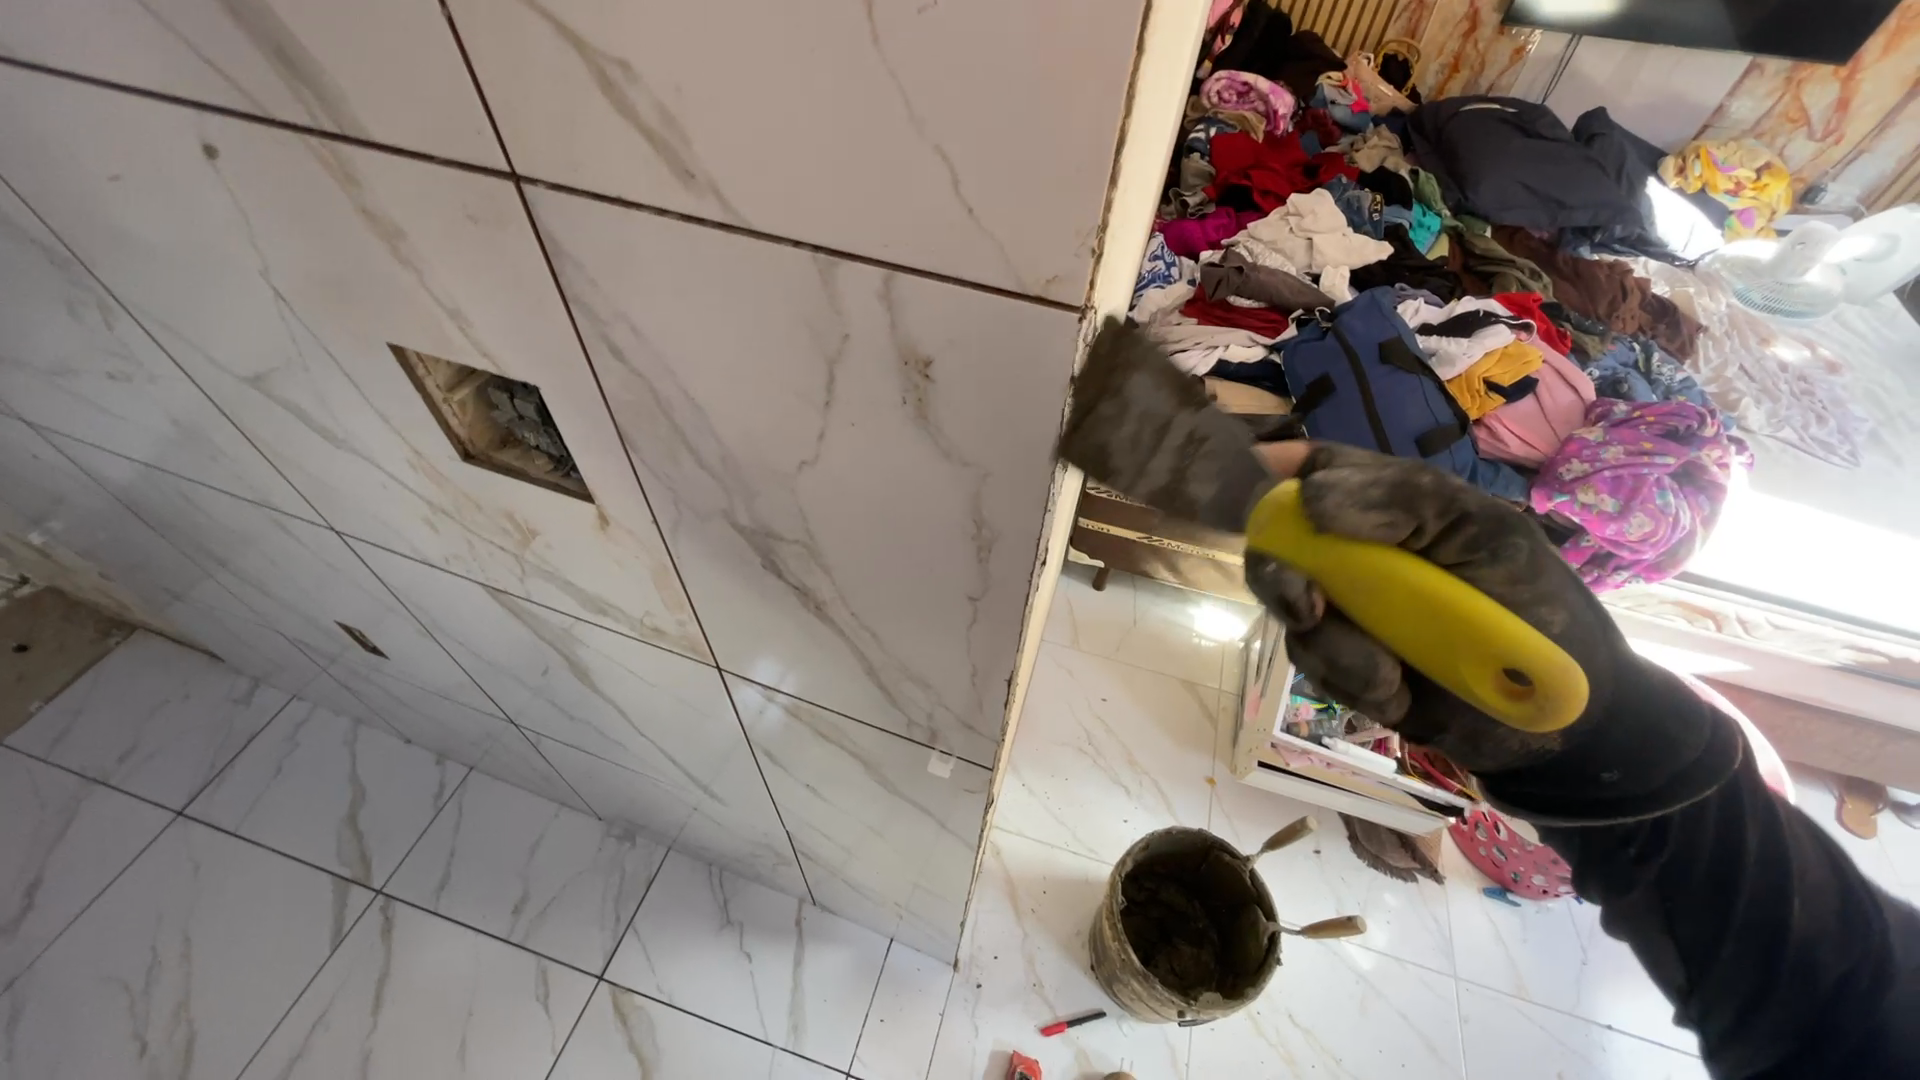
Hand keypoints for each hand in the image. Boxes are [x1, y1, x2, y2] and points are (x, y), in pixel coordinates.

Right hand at [1245, 443, 1631, 774]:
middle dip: (1278, 576)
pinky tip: (1398, 691)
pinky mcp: (1340, 665)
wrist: (1564, 719)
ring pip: (1287, 612)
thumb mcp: (1485, 533)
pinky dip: (1351, 682)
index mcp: (1382, 508)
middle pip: (1275, 544)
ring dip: (1333, 647)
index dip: (1278, 469)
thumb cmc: (1535, 605)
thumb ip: (1406, 499)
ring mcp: (1341, 610)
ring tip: (1390, 672)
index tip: (1262, 478)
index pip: (1315, 471)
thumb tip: (1308, 502)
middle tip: (1307, 607)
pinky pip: (1313, 667)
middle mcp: (1349, 554)